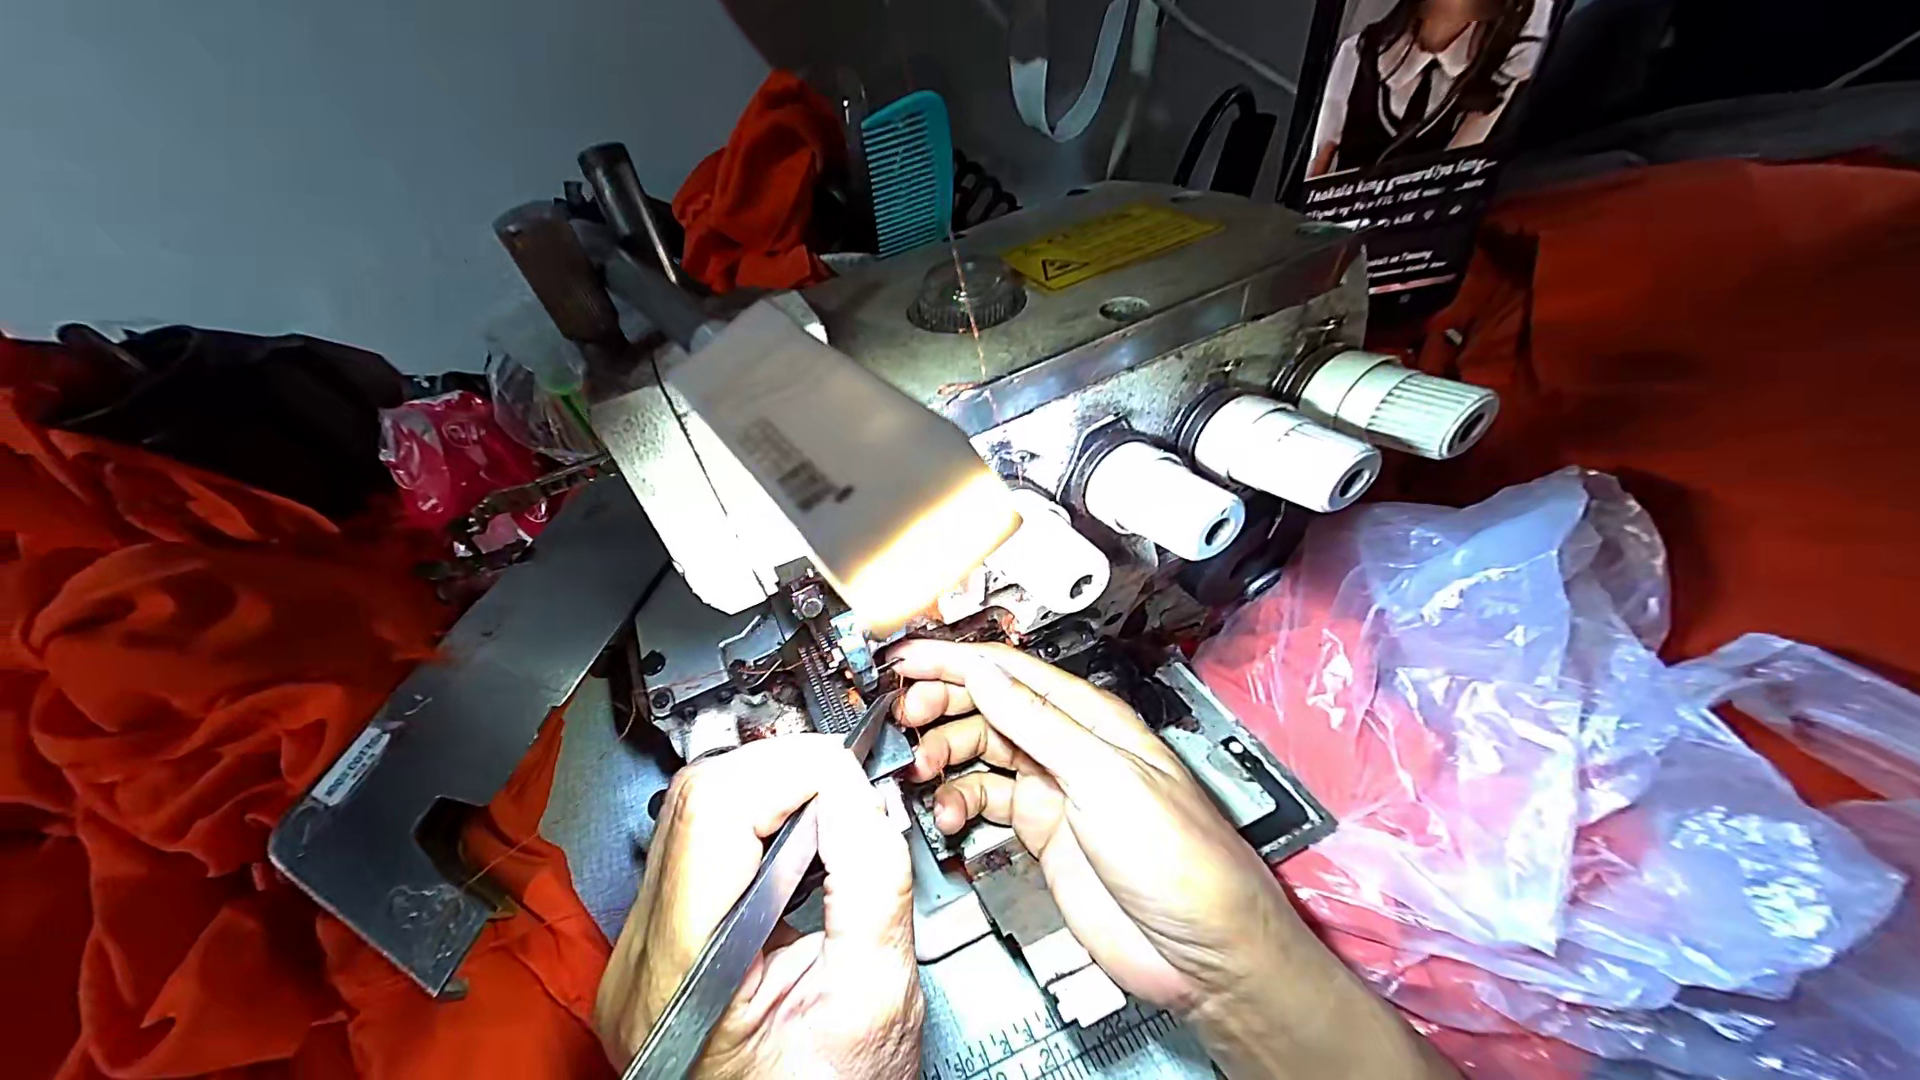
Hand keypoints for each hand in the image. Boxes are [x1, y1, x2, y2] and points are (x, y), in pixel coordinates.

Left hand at [594, 734, 923, 1079]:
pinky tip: (805, 828)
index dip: (793, 772)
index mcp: (679, 981)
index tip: (851, 779)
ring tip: (833, 804)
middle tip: (847, 785)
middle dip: (788, 768)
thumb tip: (853, 790)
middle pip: (702, 796)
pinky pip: (709, 830)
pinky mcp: (671, 928)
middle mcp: (643, 956)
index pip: (714, 811)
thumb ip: (871, 879)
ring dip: (778, 783)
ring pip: (703, 802)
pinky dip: (767, 808)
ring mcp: (649, 940)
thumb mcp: (875, 998)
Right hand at [889, 640, 1455, 1079]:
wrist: (1205, 951)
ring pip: (982, 749)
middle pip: (989, 704)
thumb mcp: (1101, 776)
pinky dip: (961, 800)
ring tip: (924, 767)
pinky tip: (952, 812)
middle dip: (943, 702)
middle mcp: (1066, 743)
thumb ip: (1035, 721)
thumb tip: (984, 672)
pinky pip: (987, 799)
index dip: (954, 660)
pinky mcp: (1042, 827)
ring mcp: (1052, 785)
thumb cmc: (1181, 857)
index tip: (908, 660)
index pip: (1008, 670)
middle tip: (906, 715)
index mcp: (1087, 717)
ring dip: (946, 752)